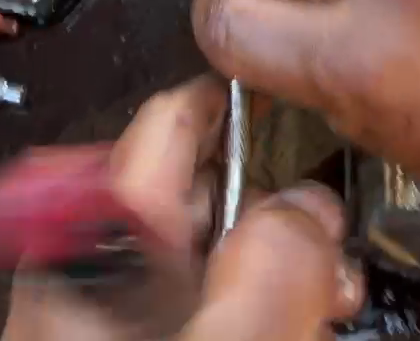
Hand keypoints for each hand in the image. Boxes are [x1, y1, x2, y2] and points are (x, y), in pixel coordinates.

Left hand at [2, 77, 360, 340]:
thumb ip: (276, 263)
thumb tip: (309, 206)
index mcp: (100, 239)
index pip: (169, 124)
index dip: (235, 102)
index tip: (289, 102)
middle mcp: (91, 264)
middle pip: (192, 189)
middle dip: (269, 200)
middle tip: (327, 229)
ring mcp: (103, 313)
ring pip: (197, 253)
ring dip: (266, 261)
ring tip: (324, 293)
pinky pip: (189, 305)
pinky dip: (241, 307)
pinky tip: (287, 331)